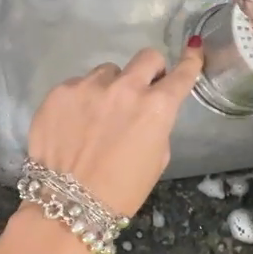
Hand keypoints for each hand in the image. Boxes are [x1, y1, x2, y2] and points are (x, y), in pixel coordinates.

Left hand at [27, 43, 203, 216]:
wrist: (68, 203)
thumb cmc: (123, 190)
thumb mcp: (157, 158)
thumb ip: (157, 123)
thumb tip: (149, 109)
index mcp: (156, 107)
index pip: (181, 74)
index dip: (190, 61)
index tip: (192, 50)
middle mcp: (125, 88)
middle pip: (147, 57)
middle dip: (149, 70)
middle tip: (142, 90)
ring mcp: (89, 87)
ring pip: (108, 72)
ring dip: (110, 87)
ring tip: (98, 117)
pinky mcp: (59, 92)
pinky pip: (78, 85)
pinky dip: (81, 100)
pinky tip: (74, 125)